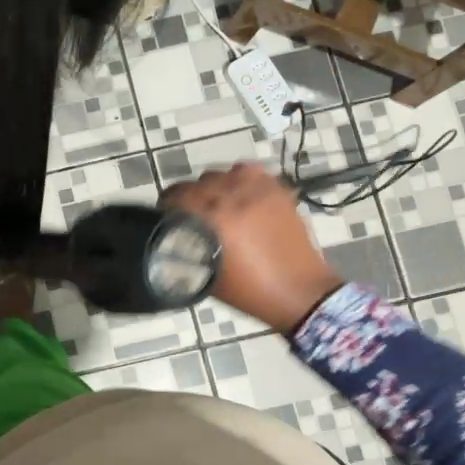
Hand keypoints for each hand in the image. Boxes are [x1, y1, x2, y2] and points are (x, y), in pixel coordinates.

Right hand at [161, 163, 342, 332]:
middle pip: (198, 182)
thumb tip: (172, 238)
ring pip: (222, 173)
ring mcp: (259, 190)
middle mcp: (234, 197)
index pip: (178, 196)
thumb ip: (187, 252)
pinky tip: (237, 193)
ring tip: (214, 202)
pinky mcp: (277, 190)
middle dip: (188, 196)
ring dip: (213, 185)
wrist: (299, 292)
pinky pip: (249, 171)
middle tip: (188, 212)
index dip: (166, 204)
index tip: (164, 214)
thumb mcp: (208, 276)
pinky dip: (238, 178)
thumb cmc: (250, 292)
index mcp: (215, 218)